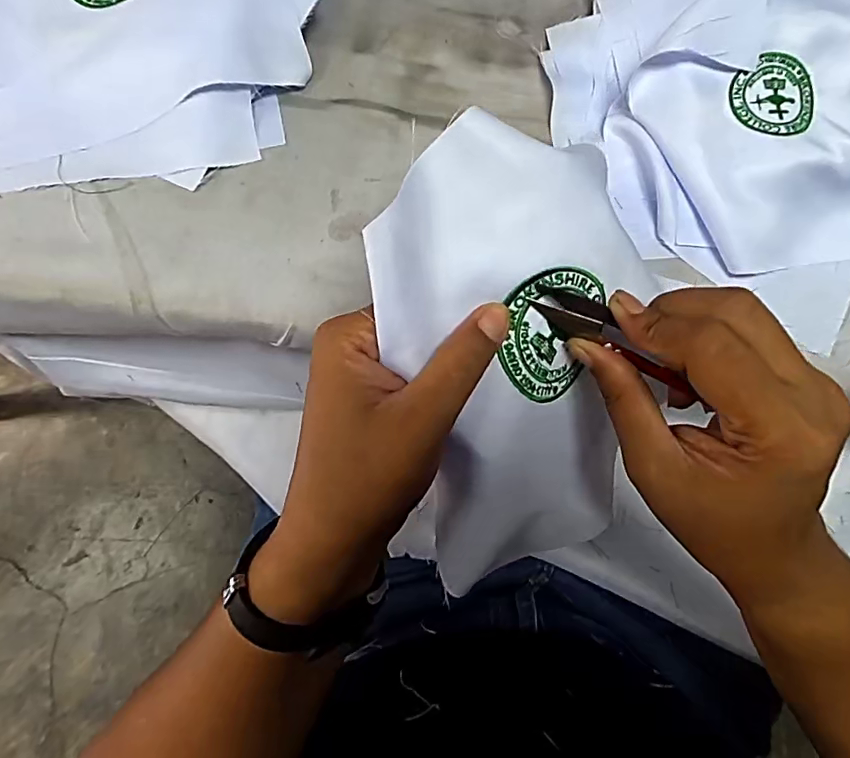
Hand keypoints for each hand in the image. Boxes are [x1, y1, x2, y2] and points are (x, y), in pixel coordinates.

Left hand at [250, 303, 509, 623]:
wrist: (331, 550)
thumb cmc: (368, 477)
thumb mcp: (423, 415)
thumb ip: (461, 360)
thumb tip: (498, 307)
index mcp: (345, 336)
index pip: (410, 304)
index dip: (457, 305)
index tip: (507, 300)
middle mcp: (346, 349)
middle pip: (414, 330)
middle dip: (458, 336)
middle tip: (519, 329)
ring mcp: (356, 380)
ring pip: (417, 359)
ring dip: (452, 366)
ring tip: (510, 356)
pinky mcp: (368, 406)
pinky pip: (411, 383)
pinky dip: (439, 390)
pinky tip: (479, 390)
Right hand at [569, 287, 849, 607]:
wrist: (775, 550)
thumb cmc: (715, 524)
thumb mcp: (654, 469)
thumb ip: (624, 398)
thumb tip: (590, 342)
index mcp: (781, 430)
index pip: (714, 346)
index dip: (657, 326)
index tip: (610, 320)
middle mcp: (813, 397)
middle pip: (735, 313)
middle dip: (671, 312)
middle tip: (629, 335)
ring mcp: (820, 382)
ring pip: (743, 311)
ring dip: (688, 317)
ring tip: (659, 356)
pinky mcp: (813, 375)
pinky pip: (752, 326)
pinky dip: (707, 329)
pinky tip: (687, 365)